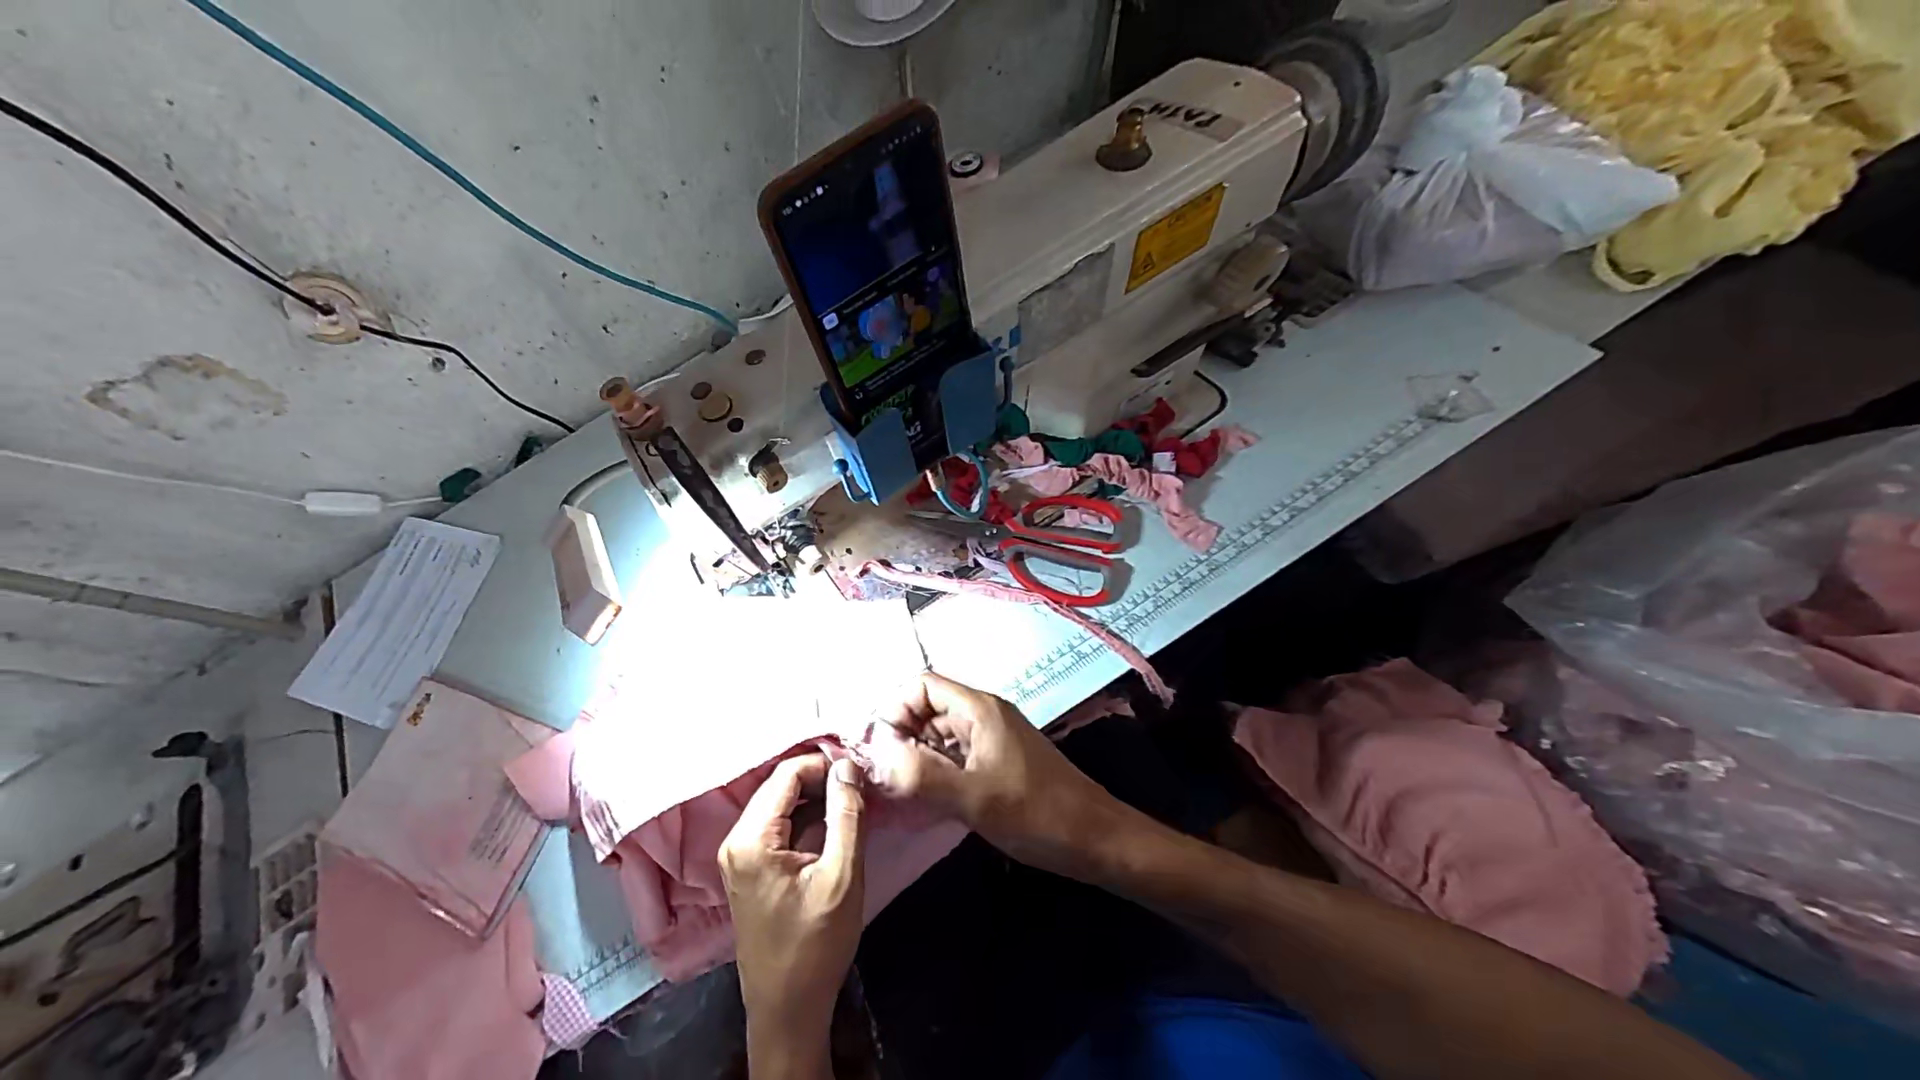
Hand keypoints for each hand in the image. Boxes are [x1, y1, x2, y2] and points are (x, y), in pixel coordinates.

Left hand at [719, 754, 865, 1078]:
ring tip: (854, 799)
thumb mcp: (841, 875)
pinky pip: (779, 826)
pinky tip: (836, 824)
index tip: (860, 767)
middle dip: (821, 778)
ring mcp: (739, 855)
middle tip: (860, 782)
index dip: (824, 763)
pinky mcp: (750, 868)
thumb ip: (846, 814)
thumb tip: (847, 765)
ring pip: (781, 805)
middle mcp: (736, 840)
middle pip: (780, 786)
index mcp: (751, 839)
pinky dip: (807, 819)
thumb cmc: (815, 944)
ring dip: (816, 798)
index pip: (787, 773)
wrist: (787, 1009)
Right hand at [867, 673, 1129, 877]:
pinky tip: (925, 798)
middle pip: (928, 708)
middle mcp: (983, 715)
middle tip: (883, 775)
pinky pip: (955, 755)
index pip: (922, 685)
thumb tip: (876, 756)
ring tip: (900, 790)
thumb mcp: (973, 797)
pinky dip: (935, 770)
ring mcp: (992, 738)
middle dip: (901, 734)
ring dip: (916, 755)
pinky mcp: (997, 762)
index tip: (881, 749)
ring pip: (939, 734)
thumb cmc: (1036, 813)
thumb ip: (921, 775)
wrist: (1094, 838)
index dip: (895, 709)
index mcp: (979, 709)